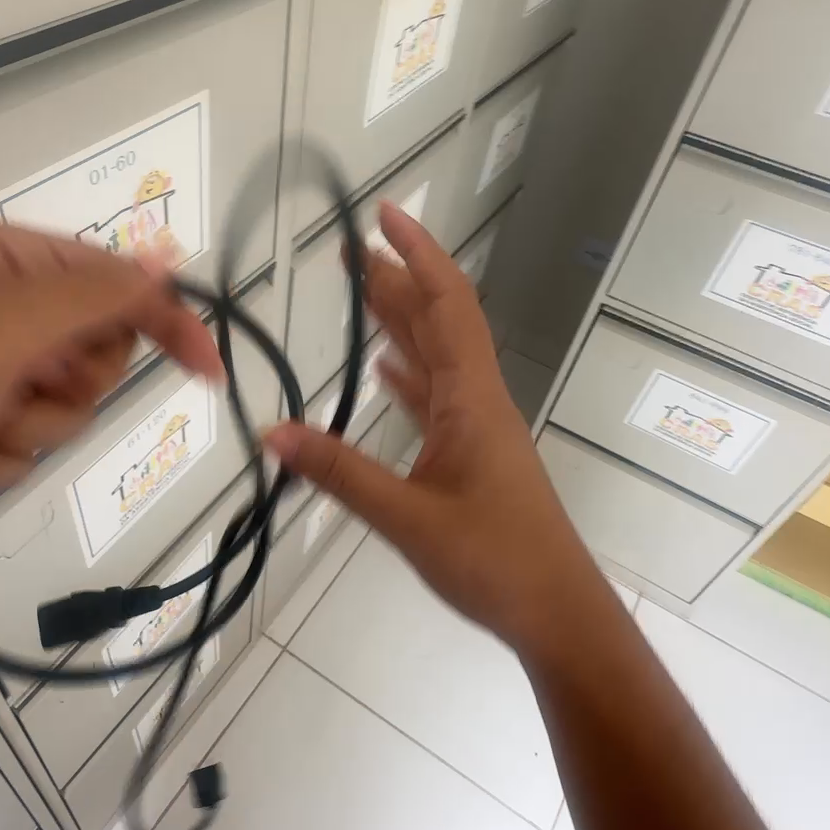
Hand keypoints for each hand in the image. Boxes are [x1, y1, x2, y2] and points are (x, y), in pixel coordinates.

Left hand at [0, 220, 223, 550]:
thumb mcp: (4, 326)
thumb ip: (97, 295)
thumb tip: (168, 256)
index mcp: (3, 260)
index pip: (114, 283)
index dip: (164, 322)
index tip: (207, 373)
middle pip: (92, 351)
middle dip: (68, 383)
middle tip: (23, 386)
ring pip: (59, 407)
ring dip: (25, 427)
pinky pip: (18, 444)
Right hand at [263, 203, 608, 655]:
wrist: (557, 614)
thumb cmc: (494, 562)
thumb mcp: (408, 519)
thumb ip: (339, 474)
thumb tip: (272, 432)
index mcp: (471, 399)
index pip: (445, 305)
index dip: (416, 255)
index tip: (383, 215)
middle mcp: (478, 400)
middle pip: (438, 321)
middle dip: (397, 279)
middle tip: (348, 251)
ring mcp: (478, 428)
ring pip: (437, 357)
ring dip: (402, 321)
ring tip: (360, 293)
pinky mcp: (472, 455)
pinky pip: (435, 397)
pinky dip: (409, 373)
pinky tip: (385, 369)